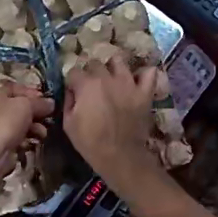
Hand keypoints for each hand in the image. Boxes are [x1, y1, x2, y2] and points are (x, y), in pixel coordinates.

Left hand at [0, 83, 53, 176]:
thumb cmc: (6, 122)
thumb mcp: (26, 105)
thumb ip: (39, 102)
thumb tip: (51, 103)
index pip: (13, 88)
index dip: (30, 91)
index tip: (46, 98)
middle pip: (18, 107)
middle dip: (35, 111)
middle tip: (49, 115)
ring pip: (20, 123)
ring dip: (35, 126)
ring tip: (43, 132)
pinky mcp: (1, 144)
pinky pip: (19, 137)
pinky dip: (29, 138)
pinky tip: (37, 140)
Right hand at [63, 58, 162, 186]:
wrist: (119, 156)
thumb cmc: (90, 142)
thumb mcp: (68, 123)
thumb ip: (68, 100)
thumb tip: (72, 89)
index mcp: (86, 84)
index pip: (73, 71)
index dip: (72, 82)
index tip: (74, 92)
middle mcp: (107, 77)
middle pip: (95, 63)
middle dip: (90, 73)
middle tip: (92, 88)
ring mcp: (128, 83)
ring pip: (119, 61)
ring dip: (113, 68)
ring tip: (112, 80)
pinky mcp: (144, 92)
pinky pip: (149, 73)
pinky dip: (144, 74)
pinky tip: (138, 80)